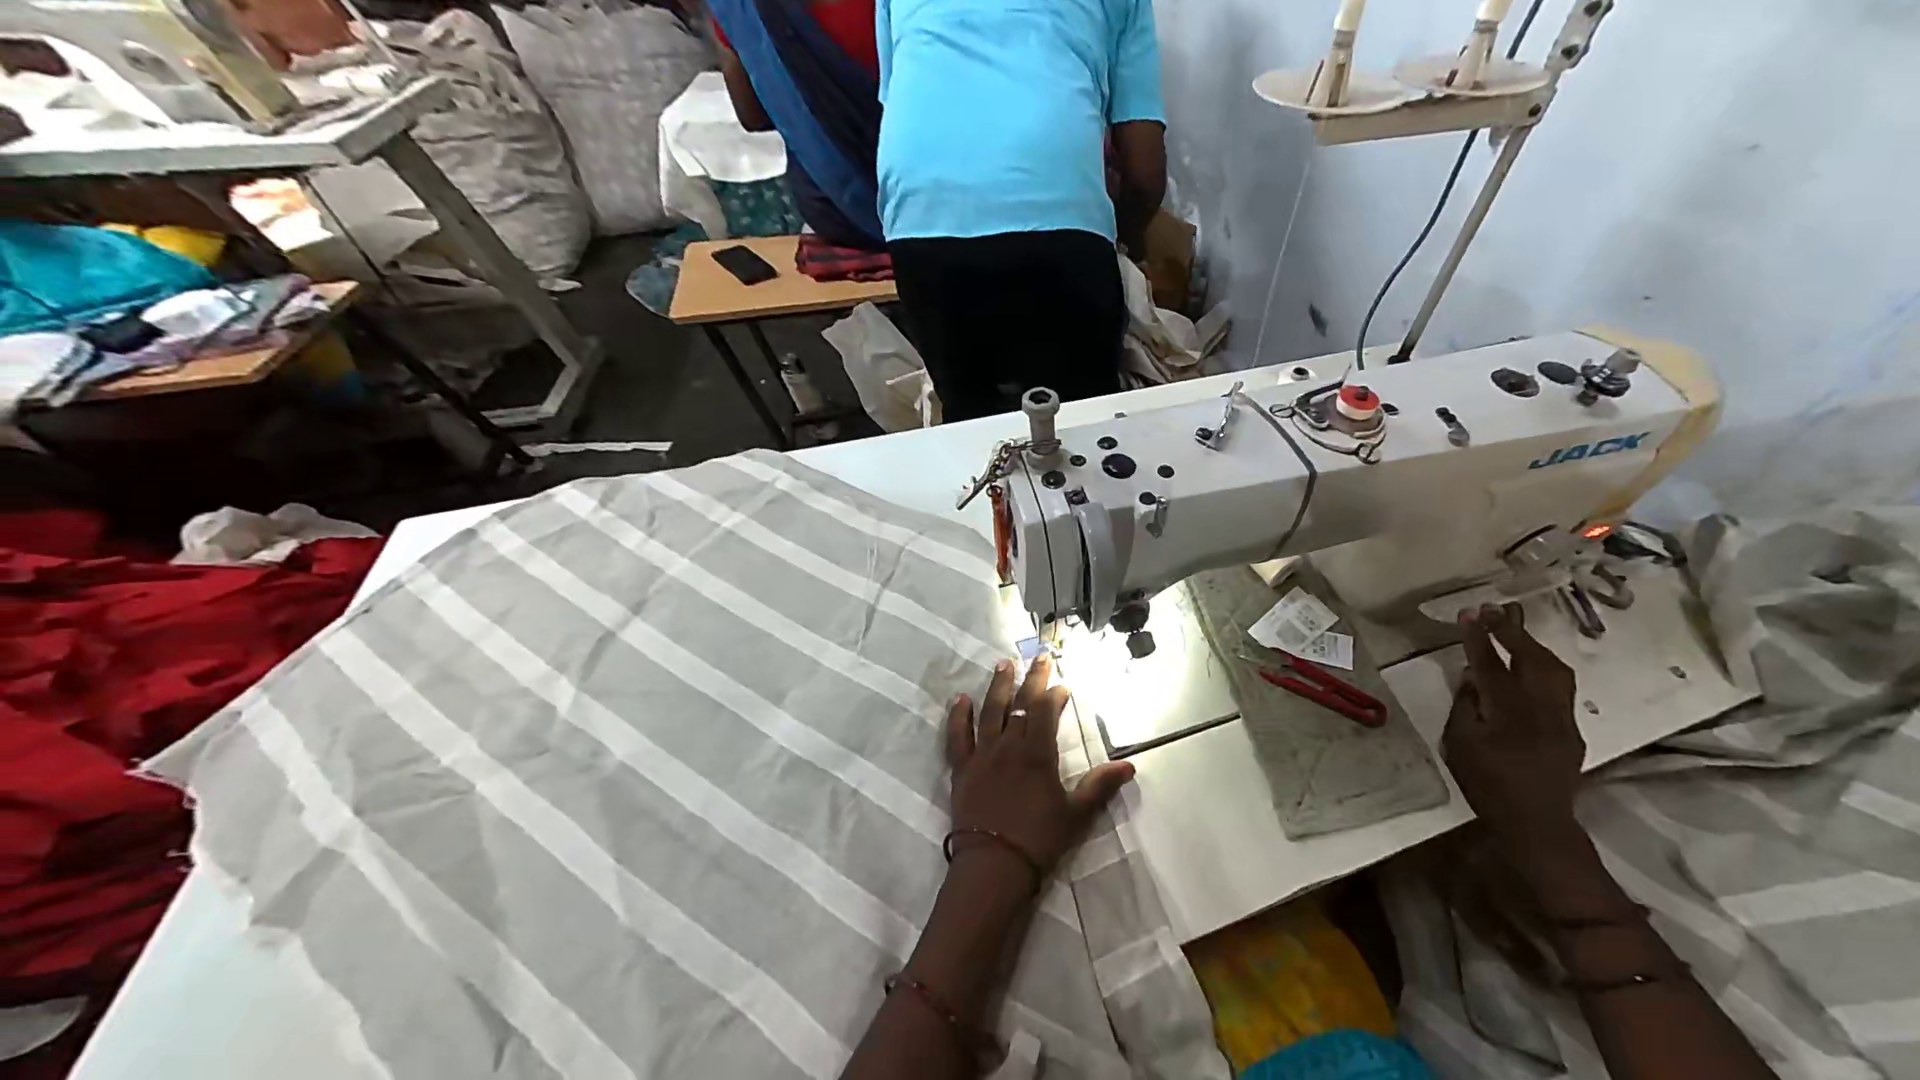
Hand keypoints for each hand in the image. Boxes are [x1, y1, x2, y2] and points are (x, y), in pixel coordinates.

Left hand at [945, 656, 1134, 877]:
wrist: (994, 865)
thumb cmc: (1039, 839)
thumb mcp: (1077, 814)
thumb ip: (1100, 786)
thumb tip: (1129, 765)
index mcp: (1037, 754)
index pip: (1046, 712)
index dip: (1054, 695)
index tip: (1062, 685)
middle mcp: (1008, 746)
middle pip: (1020, 704)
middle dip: (1031, 678)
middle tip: (1038, 657)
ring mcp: (982, 754)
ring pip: (989, 711)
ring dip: (997, 686)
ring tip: (1003, 665)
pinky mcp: (961, 768)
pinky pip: (958, 736)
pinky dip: (958, 716)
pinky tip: (960, 699)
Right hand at [1442, 604, 1584, 851]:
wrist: (1536, 822)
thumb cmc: (1486, 782)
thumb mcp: (1460, 742)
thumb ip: (1466, 705)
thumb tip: (1472, 677)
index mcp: (1509, 711)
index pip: (1492, 664)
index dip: (1479, 638)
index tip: (1469, 614)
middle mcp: (1542, 708)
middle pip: (1531, 659)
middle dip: (1512, 631)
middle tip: (1494, 609)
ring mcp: (1563, 718)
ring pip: (1555, 670)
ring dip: (1532, 645)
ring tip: (1514, 628)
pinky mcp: (1571, 729)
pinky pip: (1560, 687)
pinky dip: (1543, 666)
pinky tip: (1530, 664)